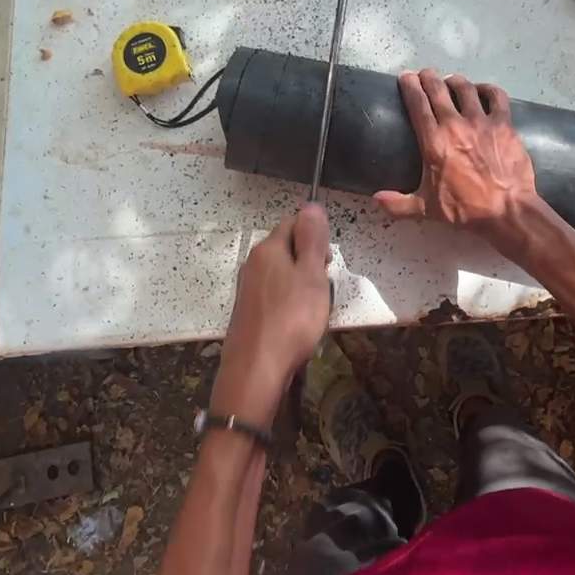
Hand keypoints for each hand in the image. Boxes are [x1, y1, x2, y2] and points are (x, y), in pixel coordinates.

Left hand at [212, 204, 331, 423]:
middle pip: (287, 248)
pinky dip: (288, 303)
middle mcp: (252, 263)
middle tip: (322, 289)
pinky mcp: (247, 312)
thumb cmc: (291, 320)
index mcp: (268, 249)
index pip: (293, 222)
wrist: (256, 370)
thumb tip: (311, 204)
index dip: (315, 236)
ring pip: (281, 273)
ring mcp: (247, 288)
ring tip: (312, 310)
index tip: (327, 263)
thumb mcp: (312, 276)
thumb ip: (313, 240)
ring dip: (300, 285)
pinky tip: (295, 324)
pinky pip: (273, 295)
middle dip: (309, 262)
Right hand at [375, 69, 543, 243]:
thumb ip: (399, 204)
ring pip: (466, 89)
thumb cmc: (465, 208)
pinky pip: (496, 97)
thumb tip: (376, 200)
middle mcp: (455, 125)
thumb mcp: (427, 208)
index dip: (410, 86)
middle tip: (425, 74)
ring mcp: (481, 122)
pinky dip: (488, 89)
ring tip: (451, 81)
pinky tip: (483, 89)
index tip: (406, 77)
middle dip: (429, 77)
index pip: (418, 104)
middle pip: (438, 90)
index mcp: (434, 141)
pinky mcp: (504, 124)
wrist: (506, 209)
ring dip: (456, 81)